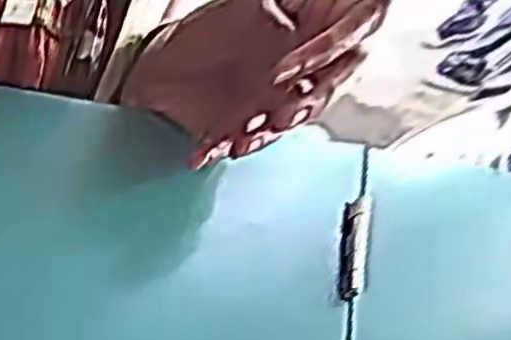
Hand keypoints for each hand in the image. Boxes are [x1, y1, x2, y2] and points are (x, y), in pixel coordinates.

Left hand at [123, 0, 386, 166]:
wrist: (157, 70)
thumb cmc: (203, 29)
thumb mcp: (249, 6)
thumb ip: (286, 10)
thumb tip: (299, 21)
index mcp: (317, 23)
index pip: (354, 31)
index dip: (325, 53)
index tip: (282, 73)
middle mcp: (303, 62)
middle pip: (327, 86)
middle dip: (304, 105)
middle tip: (279, 117)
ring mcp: (275, 97)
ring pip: (288, 121)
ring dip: (266, 134)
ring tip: (241, 141)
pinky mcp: (243, 125)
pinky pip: (242, 142)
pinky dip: (223, 149)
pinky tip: (203, 154)